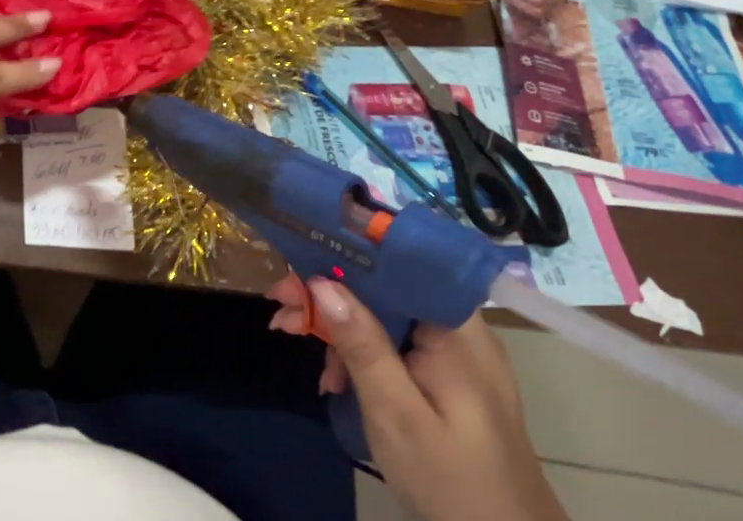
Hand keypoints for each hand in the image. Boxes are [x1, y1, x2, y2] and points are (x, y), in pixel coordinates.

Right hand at [270, 276, 567, 520]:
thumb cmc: (452, 480)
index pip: (398, 268)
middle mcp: (462, 333)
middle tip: (280, 313)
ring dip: (339, 325)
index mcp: (457, 332)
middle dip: (329, 296)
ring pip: (387, 317)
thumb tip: (321, 282)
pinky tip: (334, 375)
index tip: (294, 273)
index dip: (342, 262)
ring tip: (295, 340)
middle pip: (386, 291)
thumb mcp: (396, 414)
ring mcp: (458, 357)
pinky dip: (361, 351)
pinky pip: (397, 344)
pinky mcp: (449, 379)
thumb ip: (363, 345)